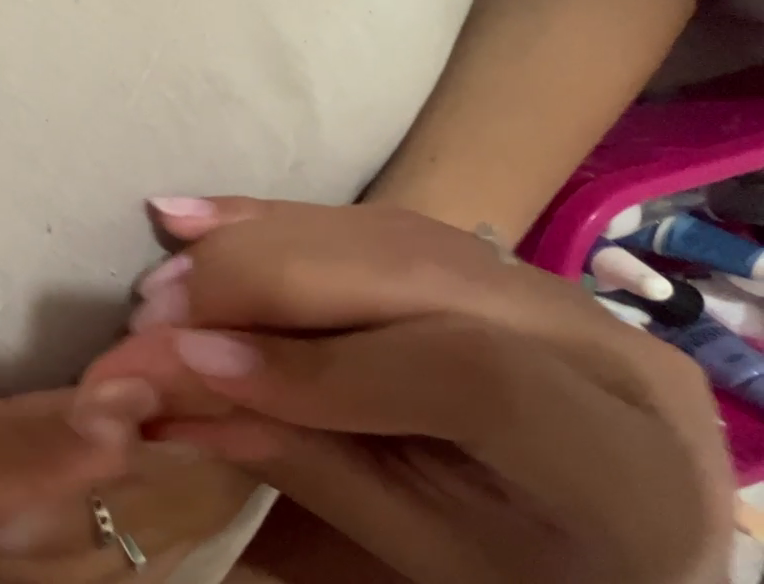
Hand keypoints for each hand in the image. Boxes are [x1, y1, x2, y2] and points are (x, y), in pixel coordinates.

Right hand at [84, 198, 730, 583]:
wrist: (609, 522)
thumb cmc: (519, 564)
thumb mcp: (421, 551)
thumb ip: (301, 463)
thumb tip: (163, 392)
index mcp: (616, 453)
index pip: (465, 378)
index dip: (314, 365)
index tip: (188, 364)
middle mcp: (587, 336)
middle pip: (399, 270)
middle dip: (254, 284)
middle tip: (150, 318)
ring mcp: (528, 276)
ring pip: (363, 230)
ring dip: (243, 248)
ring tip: (159, 286)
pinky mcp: (464, 248)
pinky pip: (349, 216)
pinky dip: (255, 217)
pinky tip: (181, 216)